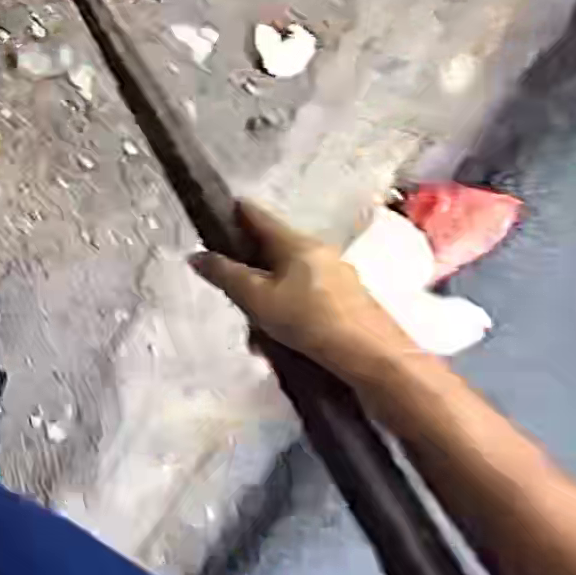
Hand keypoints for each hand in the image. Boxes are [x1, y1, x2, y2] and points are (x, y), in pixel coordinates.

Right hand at [190, 200, 422, 388]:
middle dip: (243, 266)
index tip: (205, 219)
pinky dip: (284, 308)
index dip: (227, 212)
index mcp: (296, 243)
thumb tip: (197, 255)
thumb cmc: (310, 320)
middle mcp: (318, 252)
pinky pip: (303, 294)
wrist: (378, 362)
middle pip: (268, 247)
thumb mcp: (254, 297)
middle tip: (226, 287)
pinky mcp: (348, 300)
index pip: (254, 213)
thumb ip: (222, 273)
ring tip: (252, 325)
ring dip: (263, 294)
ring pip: (284, 274)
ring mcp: (337, 275)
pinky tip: (277, 336)